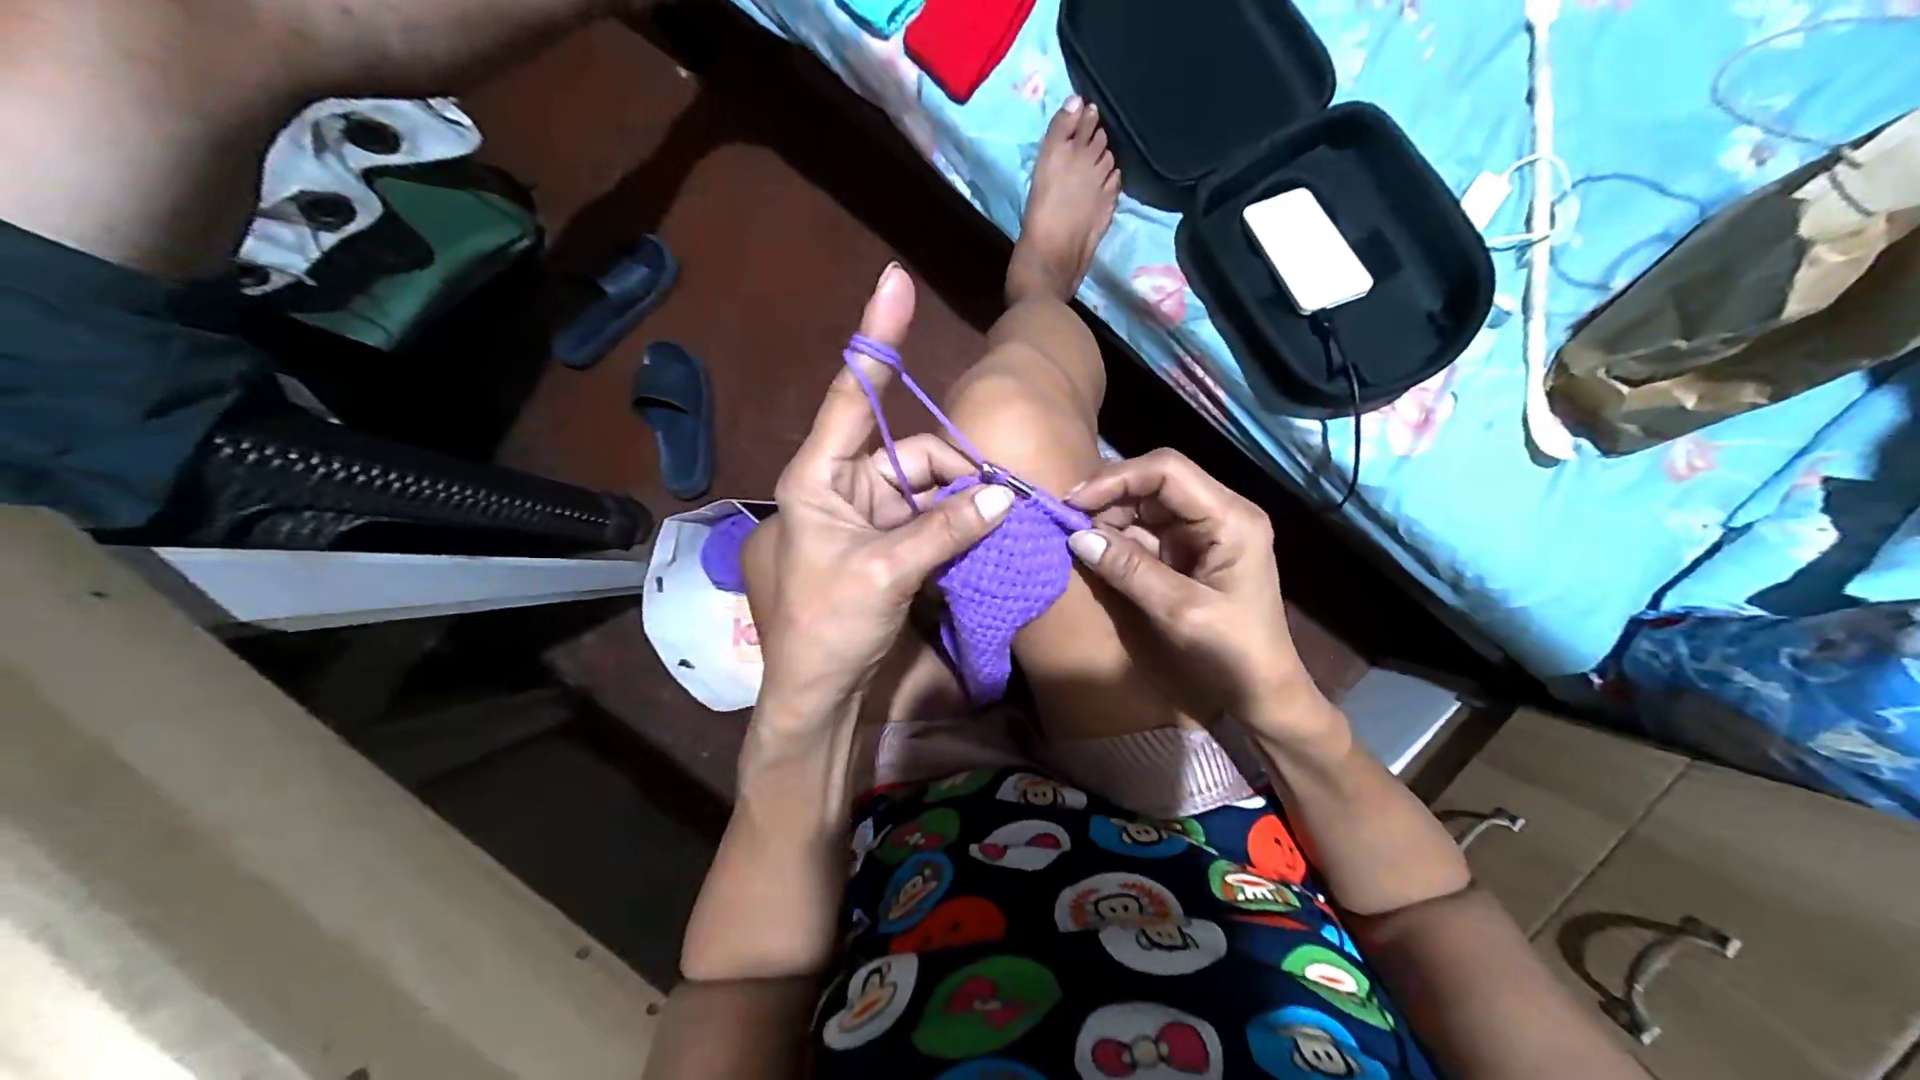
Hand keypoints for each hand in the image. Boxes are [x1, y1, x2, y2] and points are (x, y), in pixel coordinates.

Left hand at [753, 265, 1014, 725]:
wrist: (817, 690)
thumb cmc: (828, 626)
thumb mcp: (888, 573)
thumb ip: (946, 529)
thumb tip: (1004, 495)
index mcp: (819, 476)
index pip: (852, 394)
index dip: (875, 338)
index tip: (894, 281)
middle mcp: (841, 483)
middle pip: (912, 452)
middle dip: (958, 471)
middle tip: (1006, 499)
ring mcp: (866, 511)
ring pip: (927, 485)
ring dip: (964, 501)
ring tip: (1002, 521)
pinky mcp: (885, 538)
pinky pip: (929, 514)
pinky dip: (957, 521)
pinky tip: (985, 531)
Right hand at [1065, 449, 1337, 747]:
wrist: (1262, 692)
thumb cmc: (1233, 653)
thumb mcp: (1179, 612)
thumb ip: (1129, 570)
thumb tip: (1077, 537)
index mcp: (1230, 518)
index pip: (1167, 471)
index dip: (1117, 478)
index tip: (1075, 502)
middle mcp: (1218, 514)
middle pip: (1154, 482)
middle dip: (1108, 497)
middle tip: (1067, 521)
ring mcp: (1202, 533)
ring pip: (1144, 505)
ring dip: (1108, 518)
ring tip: (1077, 538)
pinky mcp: (1187, 552)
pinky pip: (1145, 532)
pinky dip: (1117, 539)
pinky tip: (1095, 550)